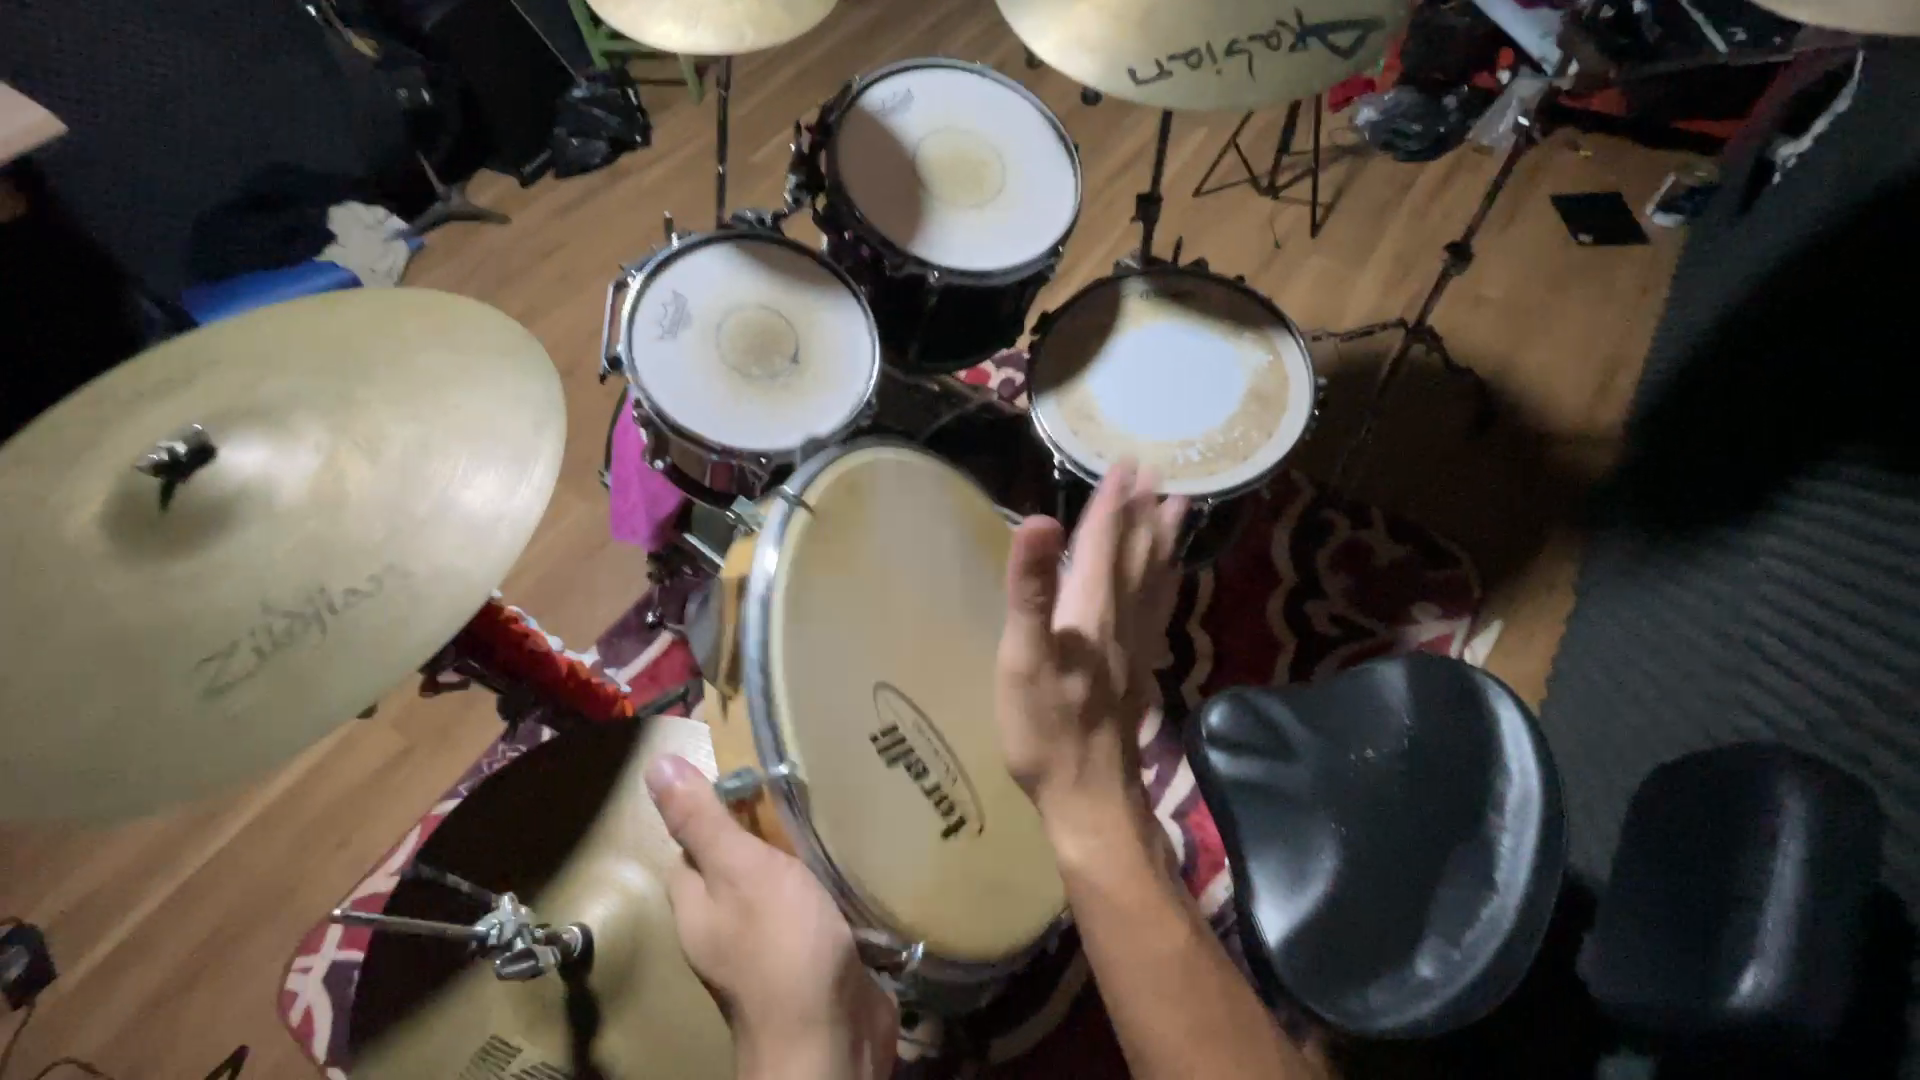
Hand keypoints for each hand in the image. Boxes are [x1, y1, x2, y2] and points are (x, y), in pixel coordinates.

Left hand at [646, 754, 897, 1079]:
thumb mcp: (739, 870)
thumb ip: (702, 821)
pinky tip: (857, 856)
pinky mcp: (815, 952)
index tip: (754, 770)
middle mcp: (729, 924)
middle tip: (807, 779)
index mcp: (699, 904)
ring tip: (836, 806)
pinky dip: (833, 880)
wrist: (830, 1036)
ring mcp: (773, 942)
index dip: (716, 806)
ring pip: (783, 881)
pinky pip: (818, 903)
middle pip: (741, 860)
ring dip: (805, 851)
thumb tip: (655, 765)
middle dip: (769, 824)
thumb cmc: (780, 946)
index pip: (694, 843)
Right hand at [995, 462, 1185, 840]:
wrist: (1088, 796)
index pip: (1103, 543)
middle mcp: (1121, 620)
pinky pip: (1157, 614)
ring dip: (1163, 542)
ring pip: (1153, 582)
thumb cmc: (1044, 728)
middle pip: (1136, 555)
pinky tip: (1168, 585)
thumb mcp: (1022, 658)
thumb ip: (1030, 589)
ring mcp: (1134, 648)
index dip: (1112, 503)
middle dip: (1143, 512)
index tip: (1127, 463)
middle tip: (1157, 474)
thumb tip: (1036, 519)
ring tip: (1180, 510)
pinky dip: (1165, 587)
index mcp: (1091, 609)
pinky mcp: (1137, 673)